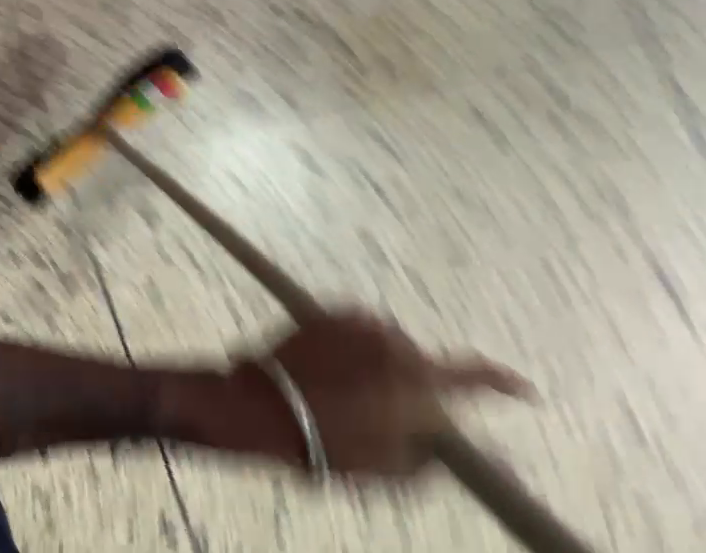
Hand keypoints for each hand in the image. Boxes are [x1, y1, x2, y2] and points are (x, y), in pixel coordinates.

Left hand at [220, 311, 533, 476]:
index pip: (478, 376)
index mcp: (419, 383)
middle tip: (392, 406)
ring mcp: (355, 323)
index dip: (504, 384)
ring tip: (355, 387)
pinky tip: (339, 363)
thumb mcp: (396, 470)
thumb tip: (495, 454)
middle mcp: (393, 344)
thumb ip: (446, 458)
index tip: (522, 390)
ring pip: (387, 343)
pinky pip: (355, 326)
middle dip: (418, 382)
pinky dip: (356, 343)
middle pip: (424, 362)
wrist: (260, 407)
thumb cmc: (329, 444)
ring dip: (383, 360)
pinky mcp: (322, 313)